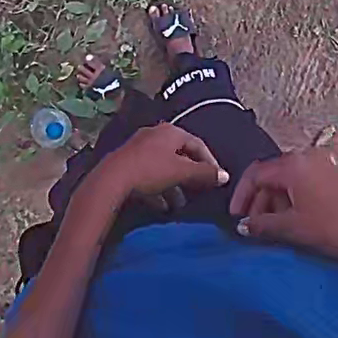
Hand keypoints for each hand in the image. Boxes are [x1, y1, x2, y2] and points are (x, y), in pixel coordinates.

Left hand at [78, 123, 228, 211]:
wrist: (113, 179)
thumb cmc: (151, 170)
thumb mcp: (182, 172)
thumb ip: (204, 174)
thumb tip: (225, 176)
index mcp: (170, 132)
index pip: (197, 144)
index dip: (210, 162)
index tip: (217, 179)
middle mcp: (155, 134)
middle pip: (180, 154)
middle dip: (191, 175)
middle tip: (200, 190)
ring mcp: (140, 147)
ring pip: (164, 165)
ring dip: (174, 184)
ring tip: (180, 203)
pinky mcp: (128, 162)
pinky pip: (150, 173)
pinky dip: (159, 188)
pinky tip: (162, 206)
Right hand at [228, 150, 337, 264]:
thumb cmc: (334, 228)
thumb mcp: (293, 228)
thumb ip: (263, 224)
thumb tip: (243, 226)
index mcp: (293, 165)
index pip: (255, 173)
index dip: (241, 195)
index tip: (236, 216)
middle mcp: (306, 158)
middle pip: (271, 175)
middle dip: (259, 200)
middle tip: (253, 226)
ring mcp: (321, 165)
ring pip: (287, 180)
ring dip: (275, 201)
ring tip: (273, 227)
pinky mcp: (333, 176)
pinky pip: (303, 182)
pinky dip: (292, 199)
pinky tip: (294, 221)